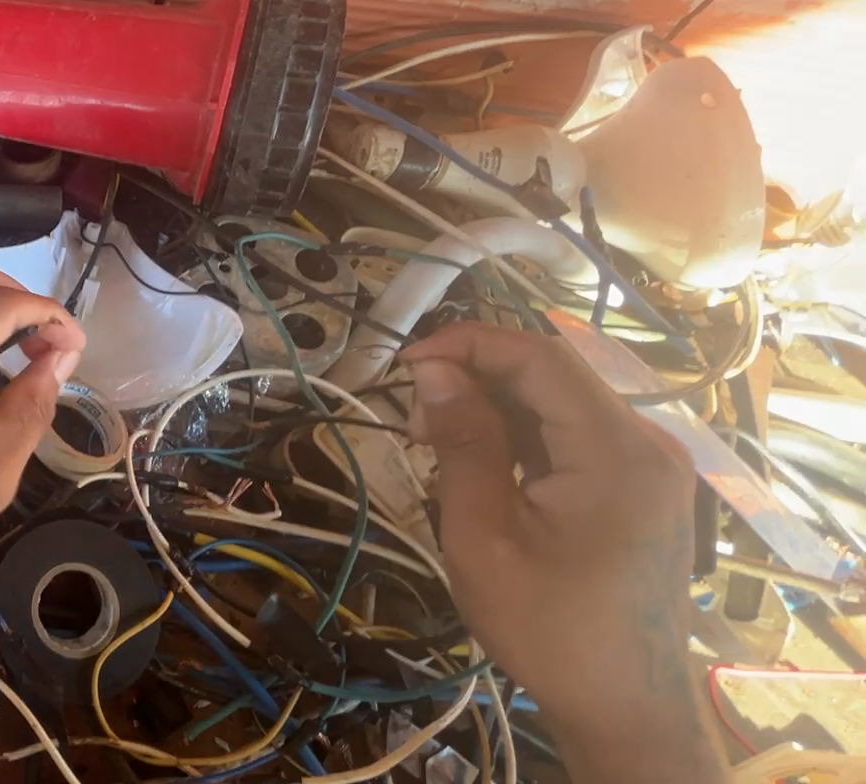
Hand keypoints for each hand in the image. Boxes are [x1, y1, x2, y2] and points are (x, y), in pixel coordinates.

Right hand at [402, 323, 723, 781]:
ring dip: (487, 402)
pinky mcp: (633, 482)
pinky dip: (512, 428)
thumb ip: (464, 439)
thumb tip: (432, 368)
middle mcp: (645, 443)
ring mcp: (645, 463)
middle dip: (471, 375)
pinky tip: (474, 457)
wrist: (620, 705)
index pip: (539, 357)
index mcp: (616, 452)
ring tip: (435, 442)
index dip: (466, 344)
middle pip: (548, 371)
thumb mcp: (483, 530)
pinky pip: (564, 428)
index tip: (404, 365)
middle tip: (415, 419)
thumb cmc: (543, 622)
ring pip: (552, 396)